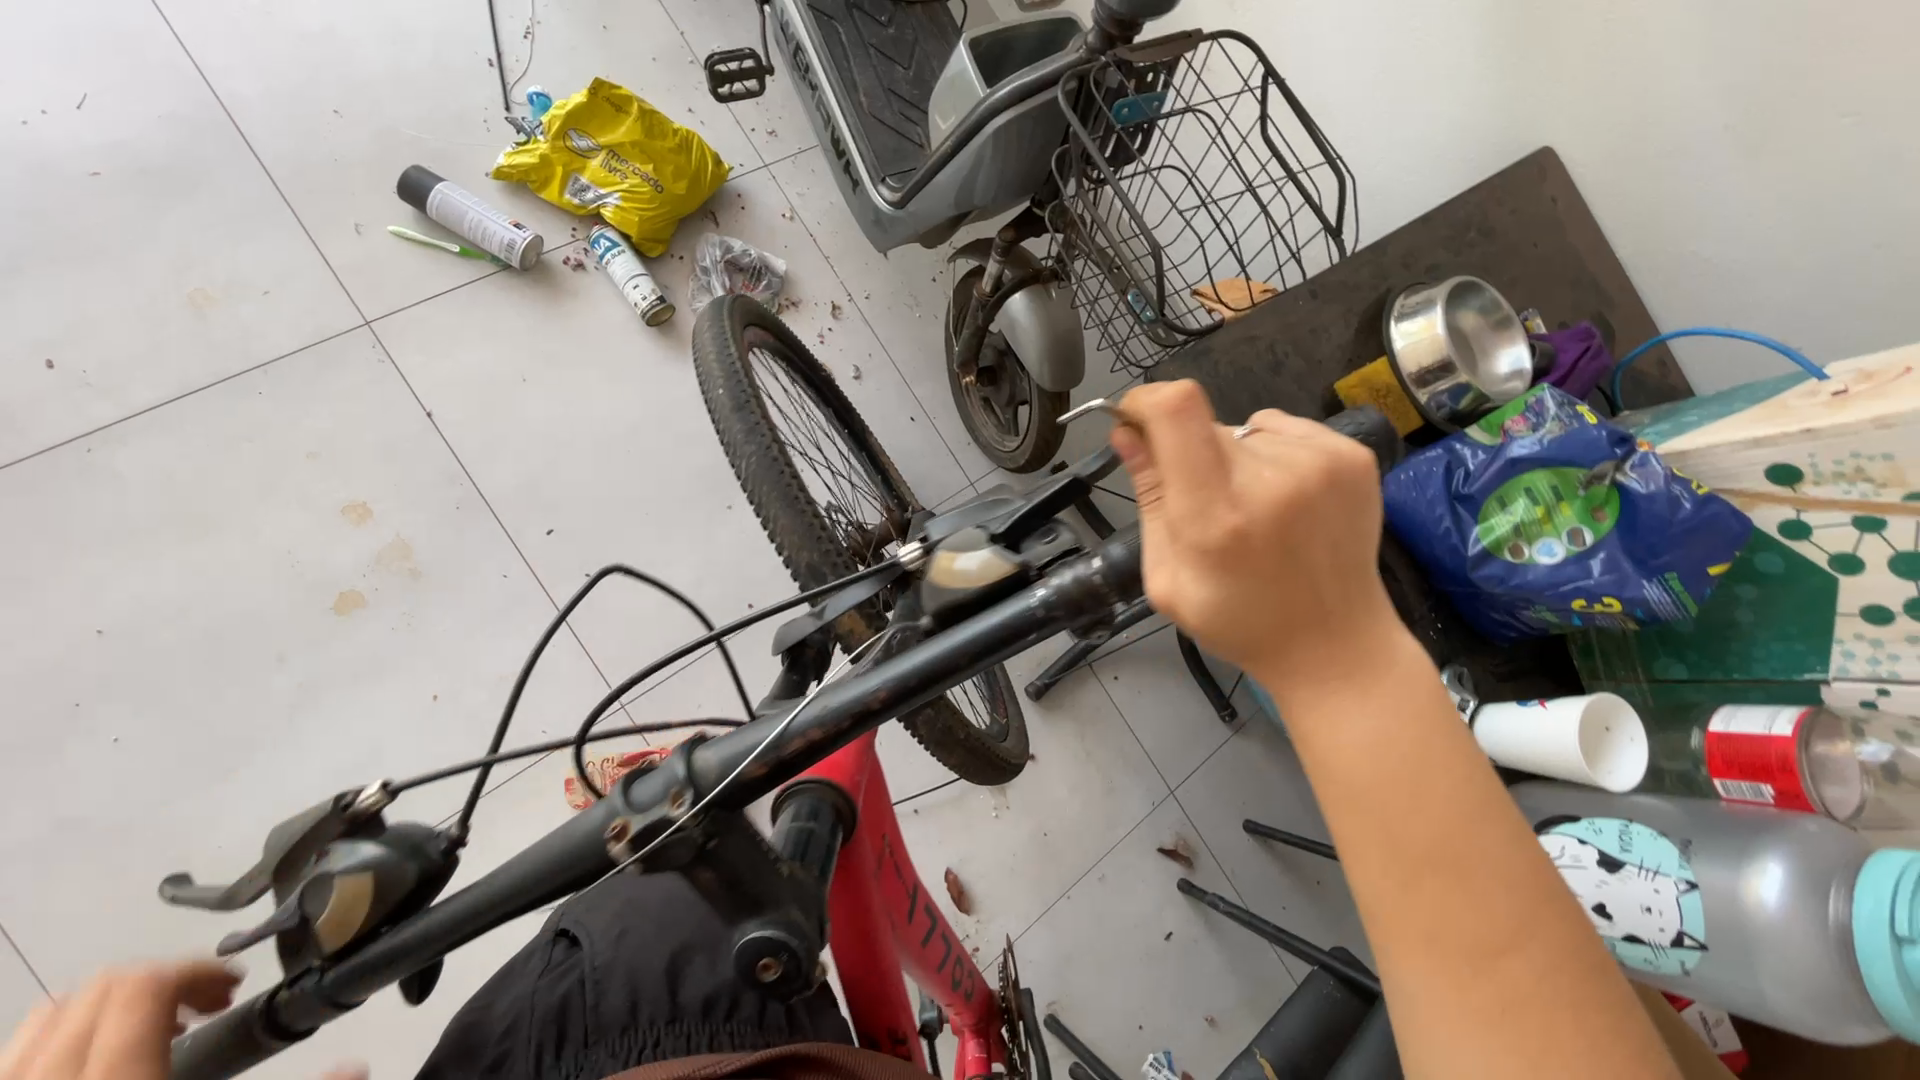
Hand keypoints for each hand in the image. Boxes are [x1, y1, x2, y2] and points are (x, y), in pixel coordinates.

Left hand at [0, 962, 364, 1079]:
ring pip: (50, 1014)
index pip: (145, 983)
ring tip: (157, 1032)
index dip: (199, 968)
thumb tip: (358, 1066)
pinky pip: (16, 1055)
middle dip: (164, 980)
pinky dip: (66, 1038)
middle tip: (208, 1006)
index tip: (233, 987)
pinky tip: (104, 1065)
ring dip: (110, 1006)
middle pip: (102, 986)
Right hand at [1110, 381, 1402, 696]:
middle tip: (1202, 501)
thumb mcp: (1168, 577)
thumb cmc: (1239, 620)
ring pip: (1245, 429)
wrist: (1334, 645)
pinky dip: (1273, 455)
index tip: (1134, 420)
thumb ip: (1148, 499)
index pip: (1177, 410)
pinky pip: (1285, 431)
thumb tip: (1127, 433)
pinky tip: (1285, 501)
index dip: (1145, 401)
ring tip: (1253, 510)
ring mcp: (1319, 463)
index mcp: (1215, 516)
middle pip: (1204, 424)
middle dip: (1187, 452)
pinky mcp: (1351, 458)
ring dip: (1235, 458)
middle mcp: (1271, 478)